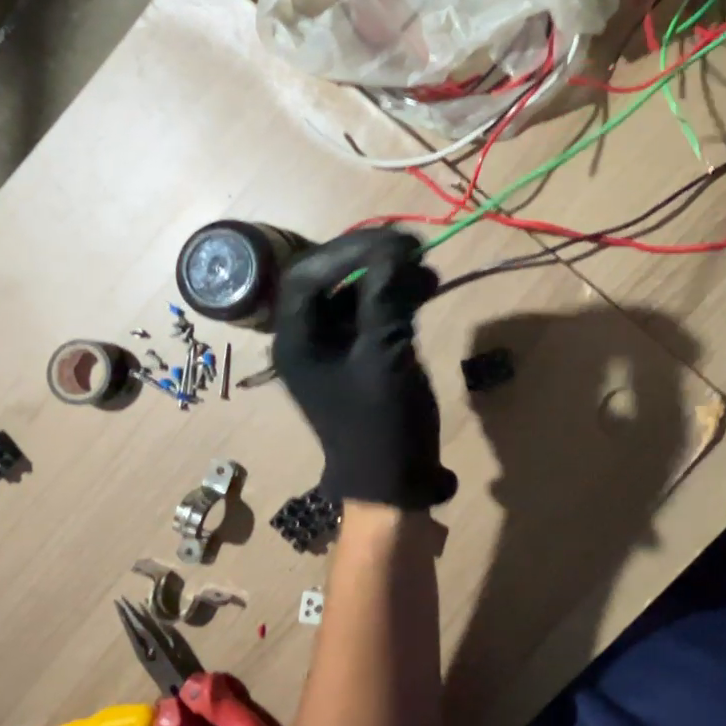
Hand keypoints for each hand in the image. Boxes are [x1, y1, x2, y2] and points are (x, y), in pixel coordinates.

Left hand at [275, 228, 456, 509]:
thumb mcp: (383, 355)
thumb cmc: (381, 423)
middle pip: (331, 277)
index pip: (309, 273)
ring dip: (392, 277)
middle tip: (414, 247)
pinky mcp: (361, 354)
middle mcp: (308, 337)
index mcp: (296, 339)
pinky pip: (375, 312)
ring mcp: (336, 346)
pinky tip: (428, 289)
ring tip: (429, 270)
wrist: (394, 484)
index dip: (350, 249)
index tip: (395, 241)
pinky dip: (400, 297)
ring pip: (358, 292)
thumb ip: (384, 296)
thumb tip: (396, 247)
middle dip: (373, 259)